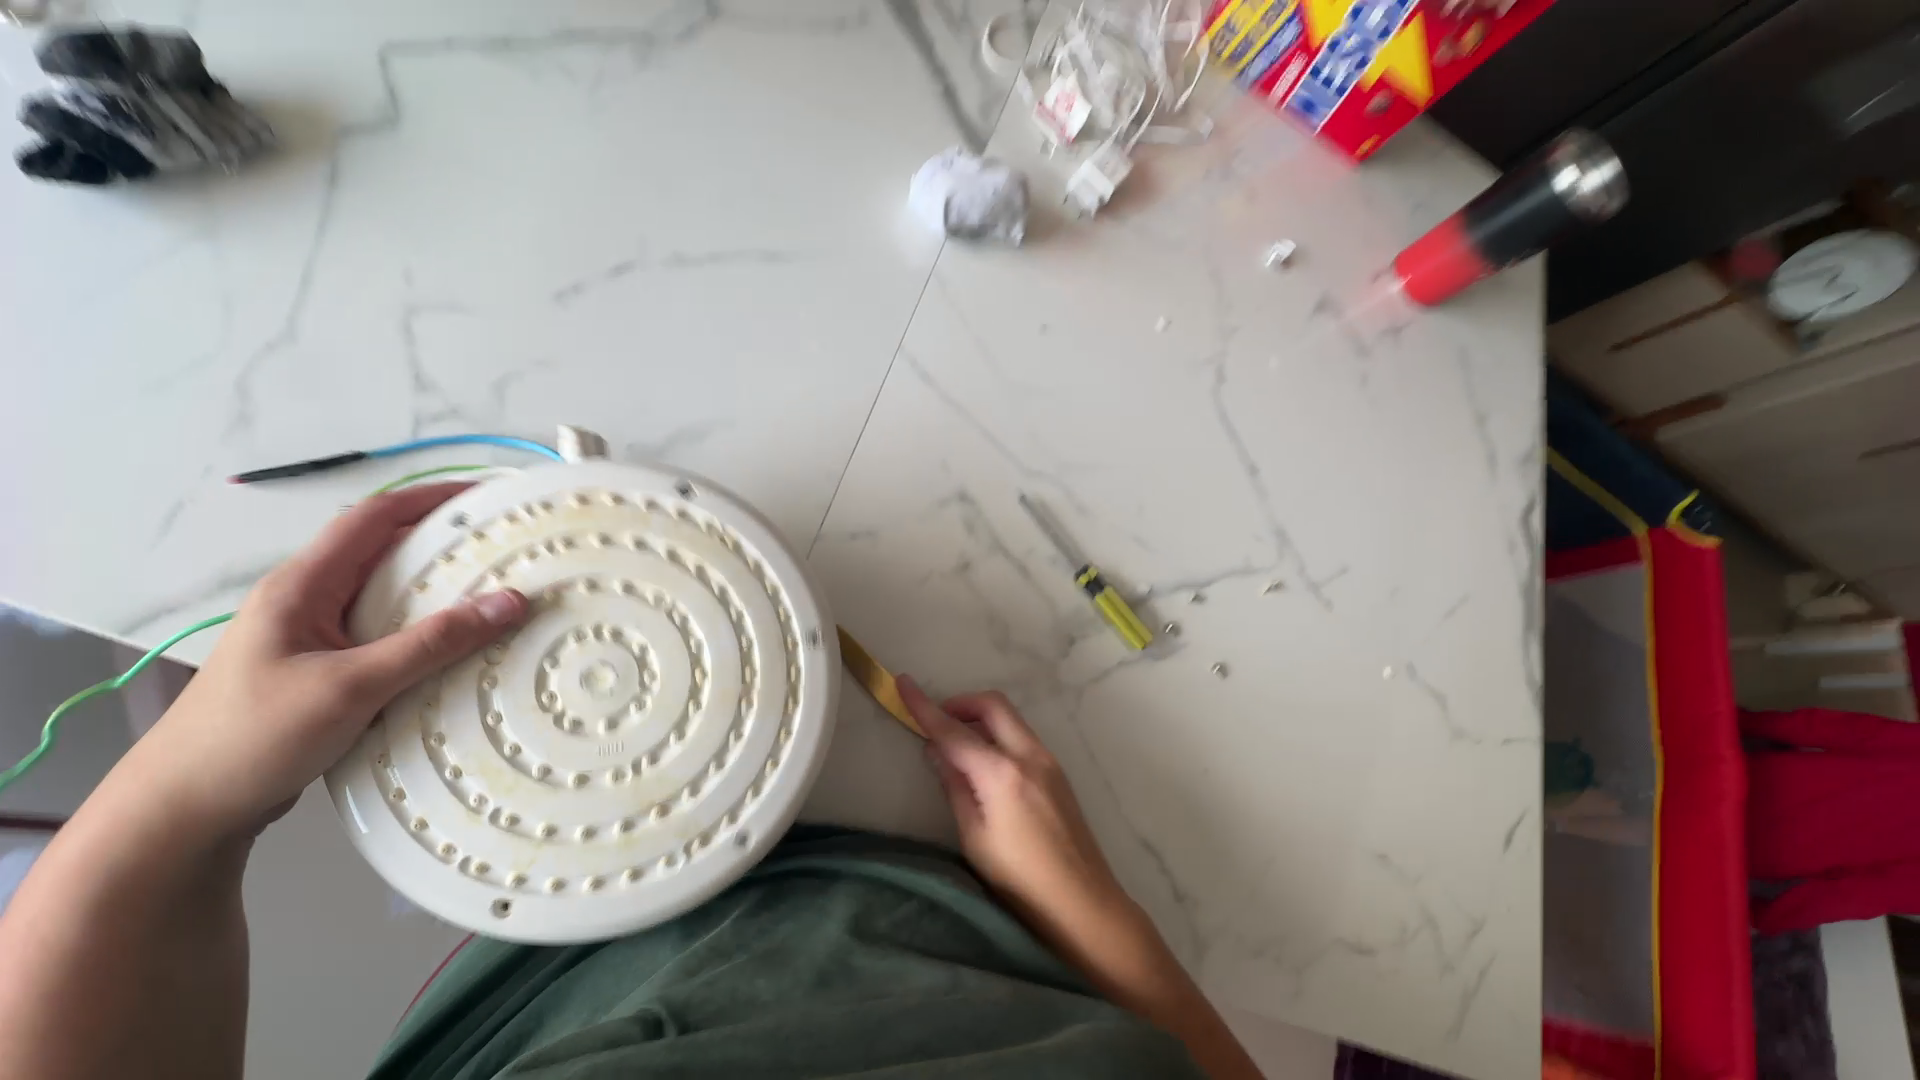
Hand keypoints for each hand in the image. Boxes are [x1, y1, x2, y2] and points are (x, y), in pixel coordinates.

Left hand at [125, 484, 528, 841]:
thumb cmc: (254, 737)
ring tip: (502, 598)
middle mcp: (310, 601)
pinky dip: (430, 633)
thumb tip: (513, 601)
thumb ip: (433, 643)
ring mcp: (318, 638)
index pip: (374, 518)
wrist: (185, 812)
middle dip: (448, 545)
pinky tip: (464, 652)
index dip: (431, 499)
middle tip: (511, 552)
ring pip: (391, 598)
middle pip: (387, 553)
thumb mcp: (352, 686)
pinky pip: (390, 637)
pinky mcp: (328, 672)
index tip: (489, 498)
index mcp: (303, 585)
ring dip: (443, 593)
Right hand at [898, 677, 1130, 931]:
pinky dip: (998, 735)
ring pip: (1010, 719)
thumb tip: (938, 751)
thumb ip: (955, 787)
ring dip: (981, 719)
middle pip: (993, 705)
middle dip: (961, 703)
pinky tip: (984, 764)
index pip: (954, 731)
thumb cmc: (1020, 881)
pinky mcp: (1058, 774)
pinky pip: (1022, 738)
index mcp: (1002, 773)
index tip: (902, 682)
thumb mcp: (974, 838)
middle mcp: (1029, 756)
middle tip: (937, 721)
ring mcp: (1049, 762)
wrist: (1084, 903)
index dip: (923, 707)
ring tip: (956, 745)